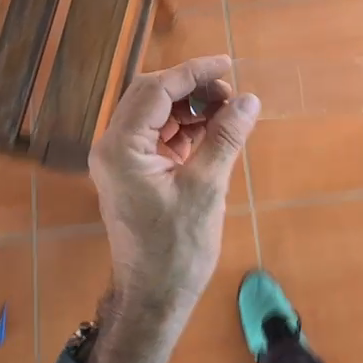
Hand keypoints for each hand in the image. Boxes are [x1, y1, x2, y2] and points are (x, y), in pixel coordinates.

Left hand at [89, 56, 260, 314]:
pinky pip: (159, 135)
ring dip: (190, 106)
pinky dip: (186, 127)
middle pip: (151, 95)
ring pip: (155, 112)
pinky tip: (214, 130)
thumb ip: (224, 138)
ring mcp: (121, 159)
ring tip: (227, 112)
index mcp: (120, 147)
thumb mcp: (206, 189)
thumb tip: (249, 100)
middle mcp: (113, 146)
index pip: (155, 90)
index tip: (227, 65)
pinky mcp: (134, 171)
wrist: (154, 298)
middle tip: (230, 93)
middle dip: (191, 87)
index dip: (193, 72)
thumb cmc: (177, 248)